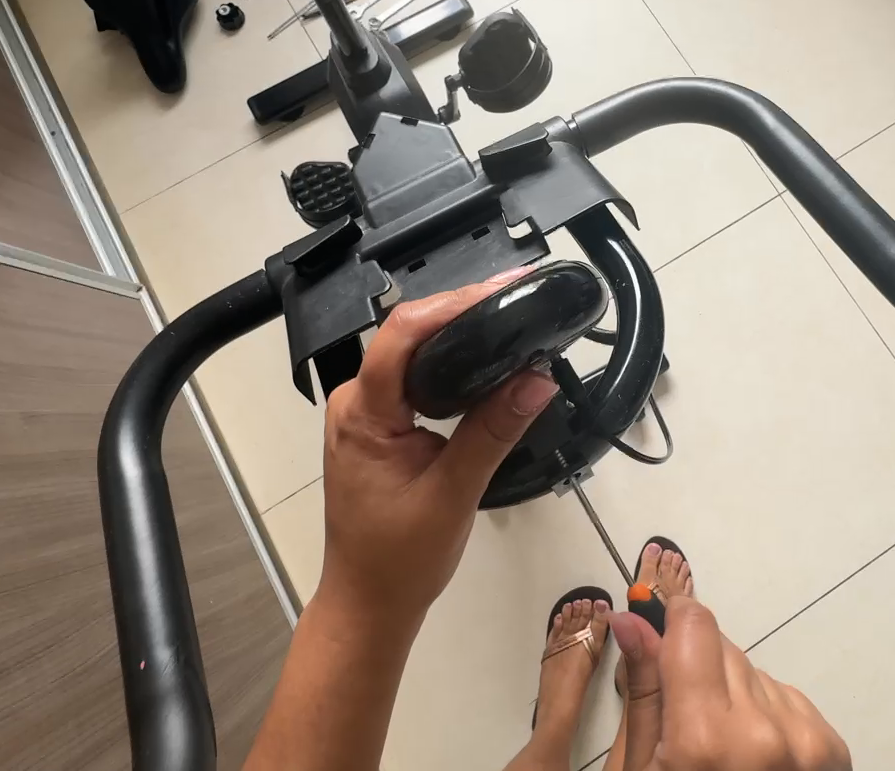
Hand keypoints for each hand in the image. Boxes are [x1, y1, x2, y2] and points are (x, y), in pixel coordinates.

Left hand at [314, 269, 560, 627]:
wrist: (369, 604)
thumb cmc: (401, 560)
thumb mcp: (453, 494)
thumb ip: (493, 432)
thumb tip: (538, 379)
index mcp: (362, 413)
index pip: (401, 337)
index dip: (450, 305)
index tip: (501, 289)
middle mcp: (356, 401)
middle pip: (406, 334)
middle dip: (461, 308)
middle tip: (516, 295)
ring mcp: (366, 411)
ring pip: (412, 352)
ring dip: (457, 331)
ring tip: (508, 315)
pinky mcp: (381, 423)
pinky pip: (415, 376)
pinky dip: (450, 360)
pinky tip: (485, 355)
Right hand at [610, 597, 850, 770]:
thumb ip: (643, 691)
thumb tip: (630, 620)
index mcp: (707, 739)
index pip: (694, 624)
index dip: (671, 622)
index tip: (657, 631)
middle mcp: (766, 732)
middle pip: (722, 647)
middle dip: (698, 669)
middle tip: (685, 724)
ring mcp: (808, 743)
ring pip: (754, 672)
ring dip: (733, 695)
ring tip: (722, 753)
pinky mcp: (833, 752)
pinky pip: (785, 698)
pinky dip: (765, 717)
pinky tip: (752, 759)